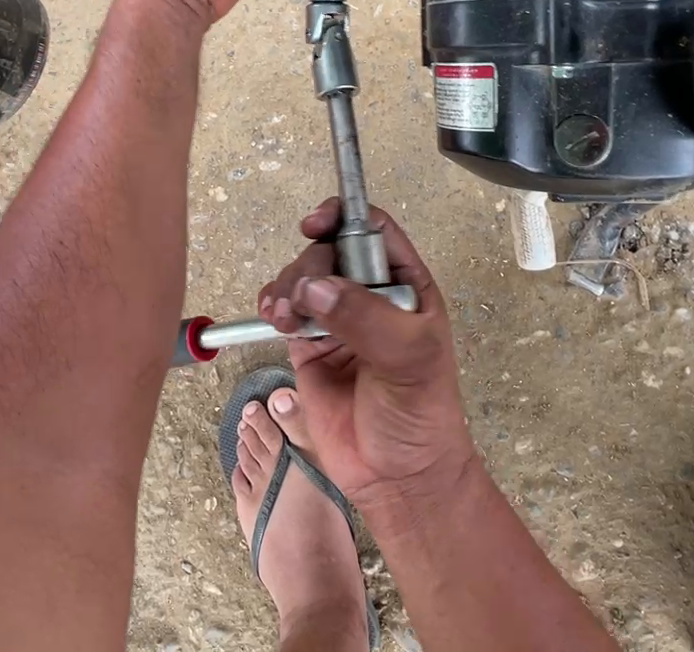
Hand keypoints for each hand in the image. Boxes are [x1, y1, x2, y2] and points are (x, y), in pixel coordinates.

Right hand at [256, 199, 478, 509]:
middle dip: (309, 265)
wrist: (396, 476)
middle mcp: (369, 295)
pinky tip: (273, 316)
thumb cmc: (420, 412)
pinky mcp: (309, 344)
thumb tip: (313, 288)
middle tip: (301, 297)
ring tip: (283, 314)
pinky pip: (285, 309)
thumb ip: (365, 318)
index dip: (344, 218)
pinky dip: (273, 305)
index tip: (315, 224)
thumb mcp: (408, 357)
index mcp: (404, 285)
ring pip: (303, 277)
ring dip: (286, 286)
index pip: (373, 231)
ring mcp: (337, 318)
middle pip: (329, 250)